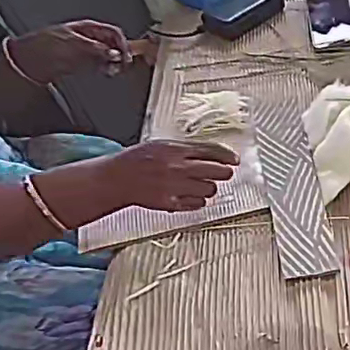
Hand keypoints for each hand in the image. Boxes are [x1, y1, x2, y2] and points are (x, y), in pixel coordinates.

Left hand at [7, 20, 138, 82]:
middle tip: (122, 64)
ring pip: (112, 55)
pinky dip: (109, 68)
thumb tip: (114, 54)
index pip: (113, 33)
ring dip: (116, 63)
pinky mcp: (87, 62)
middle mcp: (90, 38)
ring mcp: (89, 50)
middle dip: (121, 54)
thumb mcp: (73, 43)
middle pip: (115, 44)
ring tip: (113, 70)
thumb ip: (96, 48)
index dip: (122, 43)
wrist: (31, 61)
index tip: (125, 56)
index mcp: (87, 28)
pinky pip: (104, 64)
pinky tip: (108, 72)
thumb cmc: (44, 46)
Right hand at [31, 139, 237, 226]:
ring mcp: (175, 186)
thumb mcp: (160, 146)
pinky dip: (197, 201)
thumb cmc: (137, 161)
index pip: (211, 151)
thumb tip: (213, 154)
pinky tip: (189, 196)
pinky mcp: (171, 202)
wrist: (114, 179)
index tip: (234, 160)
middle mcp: (177, 167)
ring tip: (199, 186)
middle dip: (224, 173)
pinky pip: (198, 204)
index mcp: (174, 150)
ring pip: (210, 189)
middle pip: (217, 171)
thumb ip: (185, 150)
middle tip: (224, 174)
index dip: (226, 156)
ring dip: (209, 188)